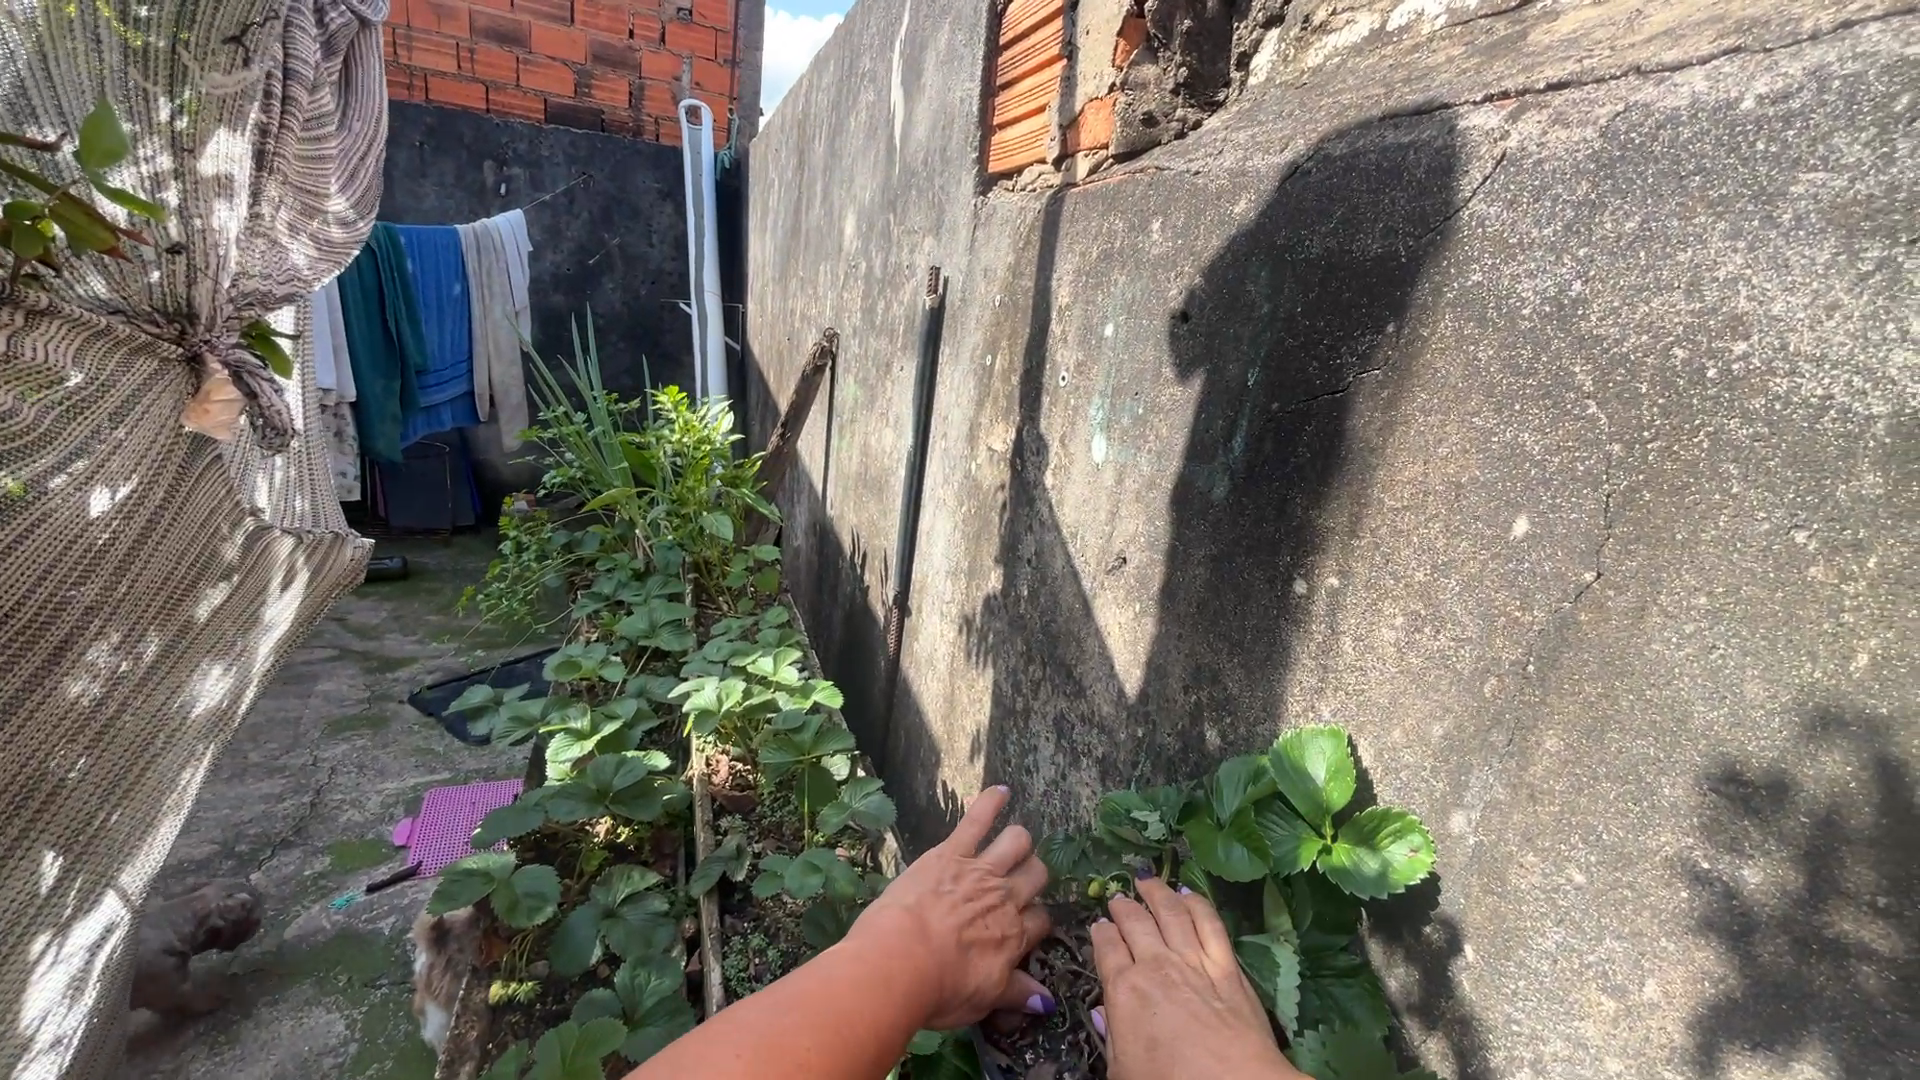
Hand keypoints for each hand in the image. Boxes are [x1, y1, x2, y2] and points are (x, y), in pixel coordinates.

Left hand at [843, 785, 1053, 1029]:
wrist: (901, 960)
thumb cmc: (938, 989)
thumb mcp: (983, 1000)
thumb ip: (1017, 993)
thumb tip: (1047, 1001)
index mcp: (1014, 936)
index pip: (1041, 919)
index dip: (1037, 920)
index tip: (1030, 923)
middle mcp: (1005, 898)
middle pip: (1036, 875)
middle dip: (1034, 875)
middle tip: (1024, 879)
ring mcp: (981, 870)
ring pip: (1016, 842)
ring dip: (1019, 841)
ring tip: (1015, 840)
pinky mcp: (952, 851)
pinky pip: (976, 820)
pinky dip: (989, 801)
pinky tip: (1000, 790)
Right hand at [1091, 876, 1302, 1079]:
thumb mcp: (1124, 1073)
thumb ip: (1112, 1038)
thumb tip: (1103, 1013)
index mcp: (1124, 989)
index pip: (1106, 947)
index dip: (1101, 933)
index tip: (1099, 926)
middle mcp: (1155, 964)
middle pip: (1135, 922)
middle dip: (1123, 906)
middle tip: (1118, 897)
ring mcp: (1192, 961)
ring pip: (1170, 912)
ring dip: (1156, 892)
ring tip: (1146, 880)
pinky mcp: (1226, 966)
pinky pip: (1210, 924)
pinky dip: (1197, 904)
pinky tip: (1189, 894)